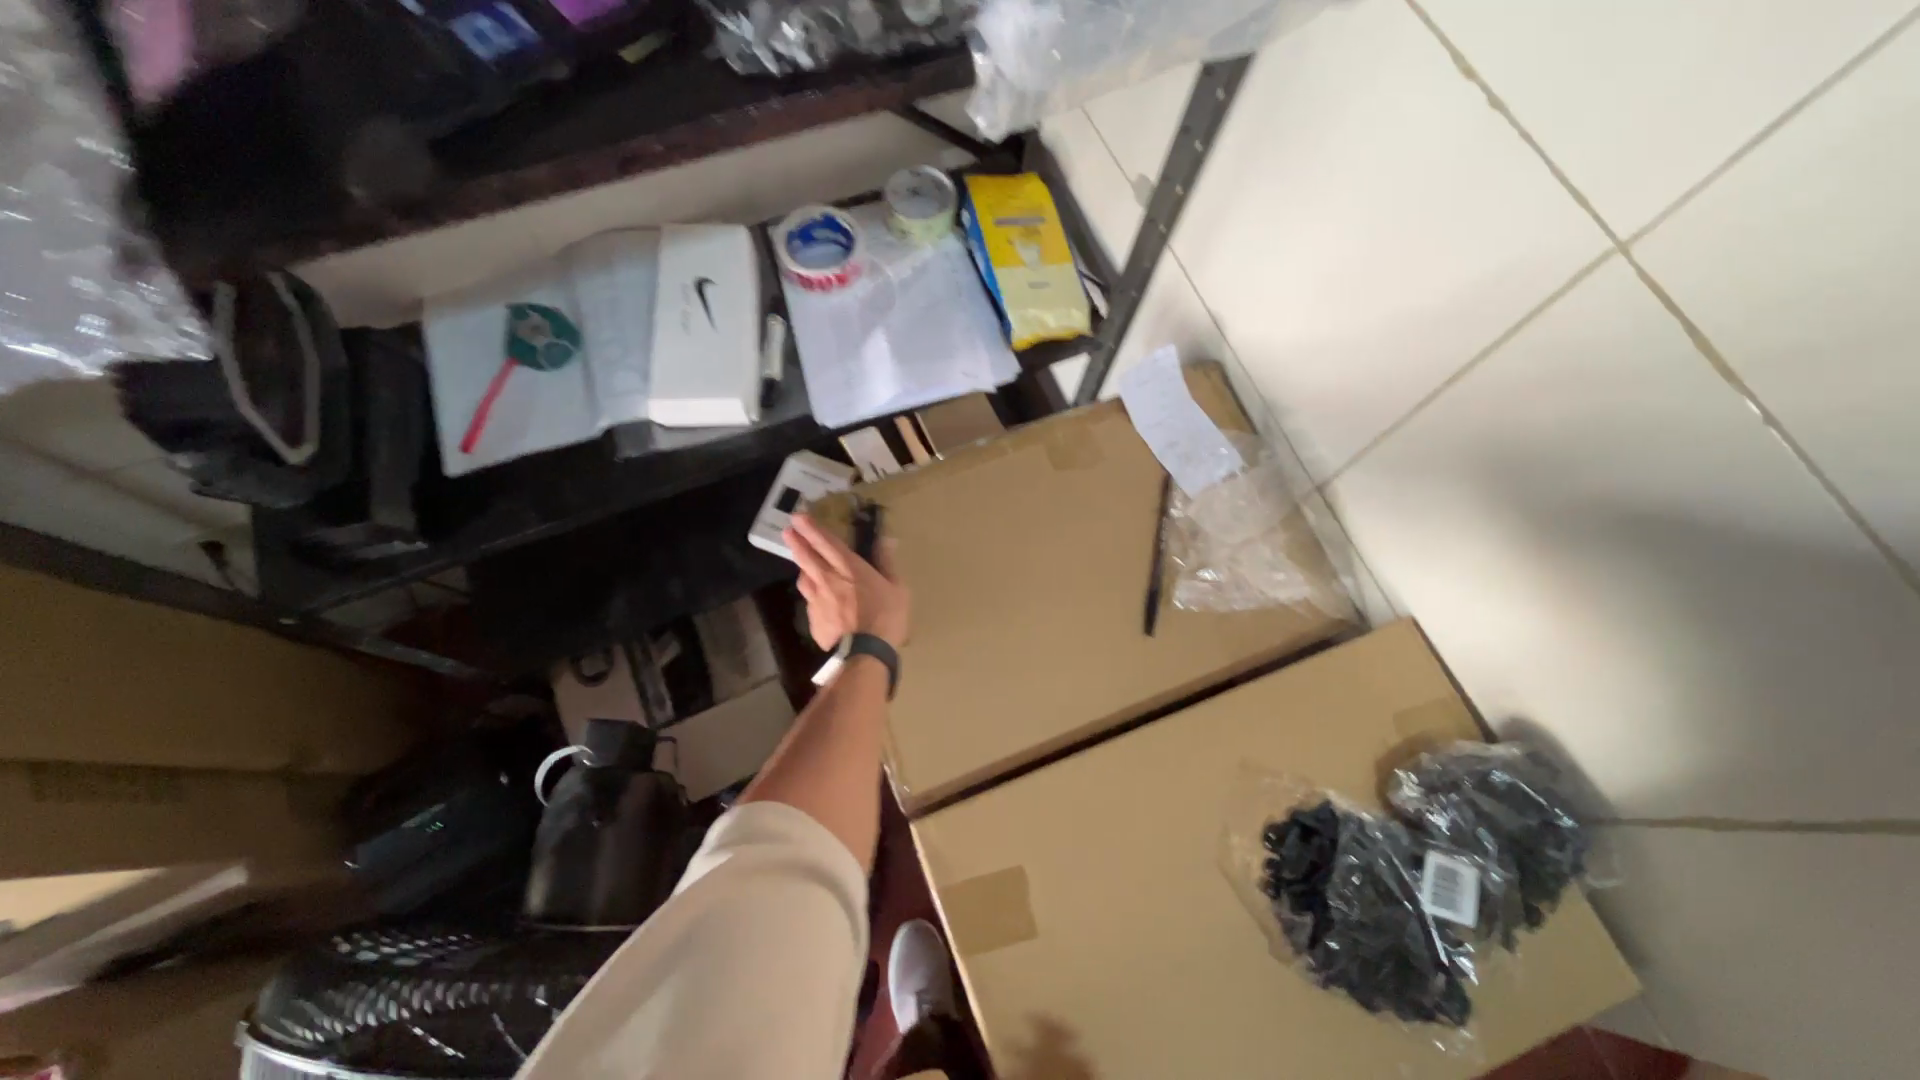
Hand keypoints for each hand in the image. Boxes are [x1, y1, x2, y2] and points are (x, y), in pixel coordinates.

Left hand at [785, 513, 909, 651]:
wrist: (865, 653)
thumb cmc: (885, 618)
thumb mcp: (897, 588)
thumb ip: (888, 563)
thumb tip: (886, 539)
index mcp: (849, 568)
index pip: (826, 542)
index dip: (811, 528)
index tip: (798, 517)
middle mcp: (827, 580)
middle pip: (807, 556)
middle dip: (796, 541)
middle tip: (787, 531)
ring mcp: (817, 601)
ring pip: (804, 580)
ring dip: (803, 570)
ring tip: (804, 568)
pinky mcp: (813, 621)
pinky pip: (811, 604)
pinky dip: (814, 599)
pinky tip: (819, 604)